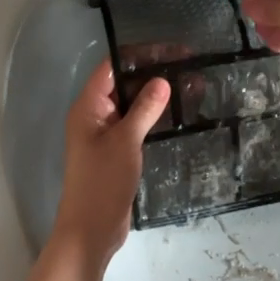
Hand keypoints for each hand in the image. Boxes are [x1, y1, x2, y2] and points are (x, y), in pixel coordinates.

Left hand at [51, 62, 169, 266]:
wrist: (90, 231)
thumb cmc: (102, 182)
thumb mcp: (125, 142)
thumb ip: (144, 109)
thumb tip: (162, 81)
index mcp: (87, 106)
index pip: (112, 67)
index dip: (140, 55)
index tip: (171, 50)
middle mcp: (94, 115)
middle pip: (123, 83)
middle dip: (153, 73)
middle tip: (189, 66)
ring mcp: (105, 134)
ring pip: (132, 104)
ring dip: (157, 95)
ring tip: (192, 85)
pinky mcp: (117, 151)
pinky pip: (136, 124)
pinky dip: (154, 116)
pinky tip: (178, 114)